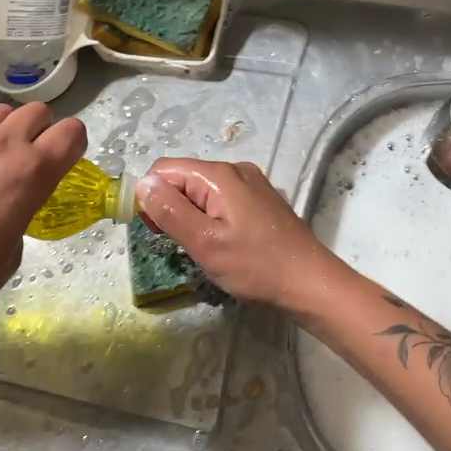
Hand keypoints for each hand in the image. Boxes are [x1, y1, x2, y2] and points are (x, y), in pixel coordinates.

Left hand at [0, 103, 85, 342]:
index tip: (62, 162)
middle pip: (36, 112)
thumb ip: (22, 210)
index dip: (71, 145)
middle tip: (24, 162)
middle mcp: (0, 146)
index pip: (71, 132)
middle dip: (38, 132)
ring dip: (1, 131)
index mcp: (32, 174)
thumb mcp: (11, 253)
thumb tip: (12, 199)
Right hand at [137, 158, 350, 316]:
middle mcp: (235, 170)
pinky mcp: (259, 200)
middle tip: (177, 243)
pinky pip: (221, 199)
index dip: (150, 196)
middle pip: (184, 178)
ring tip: (200, 247)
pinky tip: (221, 243)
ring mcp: (250, 184)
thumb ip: (171, 212)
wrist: (308, 281)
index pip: (166, 169)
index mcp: (220, 175)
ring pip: (202, 190)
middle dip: (170, 206)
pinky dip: (210, 217)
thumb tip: (142, 183)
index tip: (154, 230)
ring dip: (190, 214)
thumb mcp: (205, 243)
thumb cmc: (255, 265)